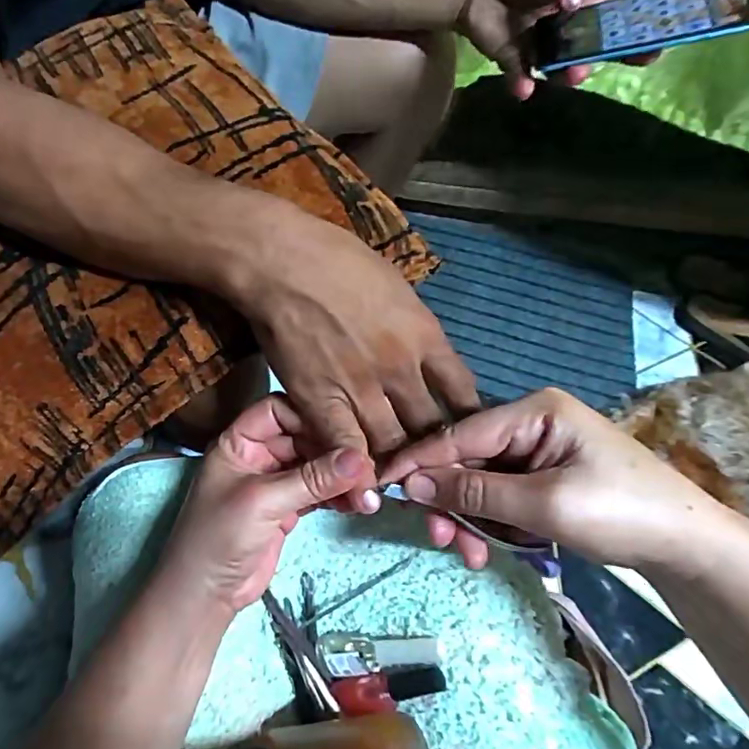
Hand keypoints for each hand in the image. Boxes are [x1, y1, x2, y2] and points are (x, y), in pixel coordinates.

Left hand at [154, 395, 374, 613]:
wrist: (205, 593)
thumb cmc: (219, 537)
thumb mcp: (263, 501)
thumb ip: (311, 479)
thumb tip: (360, 458)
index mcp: (238, 442)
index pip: (279, 411)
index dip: (311, 414)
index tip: (347, 426)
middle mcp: (257, 456)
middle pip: (303, 438)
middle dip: (335, 451)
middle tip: (368, 467)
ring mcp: (273, 483)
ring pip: (315, 466)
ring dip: (342, 477)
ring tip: (369, 490)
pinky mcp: (287, 508)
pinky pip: (319, 492)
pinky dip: (338, 495)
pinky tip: (358, 502)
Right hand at [244, 217, 479, 474]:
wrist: (283, 262)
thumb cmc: (338, 260)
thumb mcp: (396, 288)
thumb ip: (414, 327)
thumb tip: (423, 350)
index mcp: (426, 335)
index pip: (462, 393)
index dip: (465, 423)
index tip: (460, 438)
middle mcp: (402, 369)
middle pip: (430, 427)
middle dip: (433, 454)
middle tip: (428, 472)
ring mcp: (362, 388)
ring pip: (393, 444)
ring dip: (397, 466)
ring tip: (395, 481)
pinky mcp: (322, 401)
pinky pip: (347, 446)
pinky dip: (357, 471)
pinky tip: (362, 488)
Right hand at [378, 387, 728, 570]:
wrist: (689, 547)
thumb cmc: (621, 513)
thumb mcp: (543, 505)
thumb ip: (474, 492)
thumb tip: (409, 483)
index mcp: (534, 412)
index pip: (458, 434)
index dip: (416, 462)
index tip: (376, 484)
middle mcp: (529, 424)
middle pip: (464, 461)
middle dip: (449, 502)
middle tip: (439, 539)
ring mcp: (536, 452)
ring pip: (477, 484)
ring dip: (469, 520)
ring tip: (473, 555)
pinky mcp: (541, 479)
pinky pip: (498, 499)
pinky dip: (490, 525)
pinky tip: (491, 549)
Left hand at [455, 0, 659, 98]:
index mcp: (589, 1)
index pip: (619, 18)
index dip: (638, 33)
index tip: (655, 49)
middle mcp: (570, 32)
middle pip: (594, 50)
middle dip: (605, 60)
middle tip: (609, 60)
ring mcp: (543, 49)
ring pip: (561, 69)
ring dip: (568, 75)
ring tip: (572, 75)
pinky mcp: (514, 62)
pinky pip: (522, 77)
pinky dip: (523, 84)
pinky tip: (525, 87)